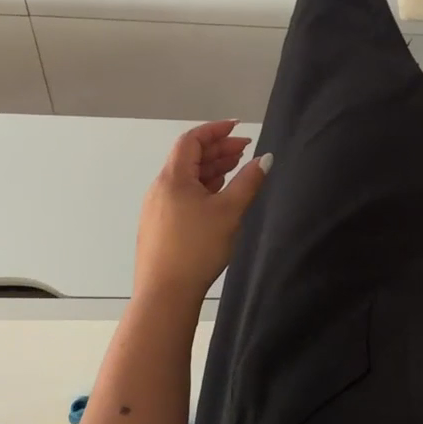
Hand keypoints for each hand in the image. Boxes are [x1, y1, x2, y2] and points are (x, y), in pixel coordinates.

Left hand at [134, 119, 268, 298]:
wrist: (164, 296)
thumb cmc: (197, 247)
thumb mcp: (230, 211)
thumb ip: (249, 181)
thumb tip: (265, 158)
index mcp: (173, 178)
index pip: (191, 140)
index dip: (215, 130)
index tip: (239, 128)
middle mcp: (160, 188)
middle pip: (188, 157)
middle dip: (218, 149)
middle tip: (245, 149)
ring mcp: (157, 209)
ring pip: (186, 177)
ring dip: (211, 168)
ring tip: (237, 168)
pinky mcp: (159, 227)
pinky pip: (182, 194)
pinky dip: (203, 186)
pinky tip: (219, 195)